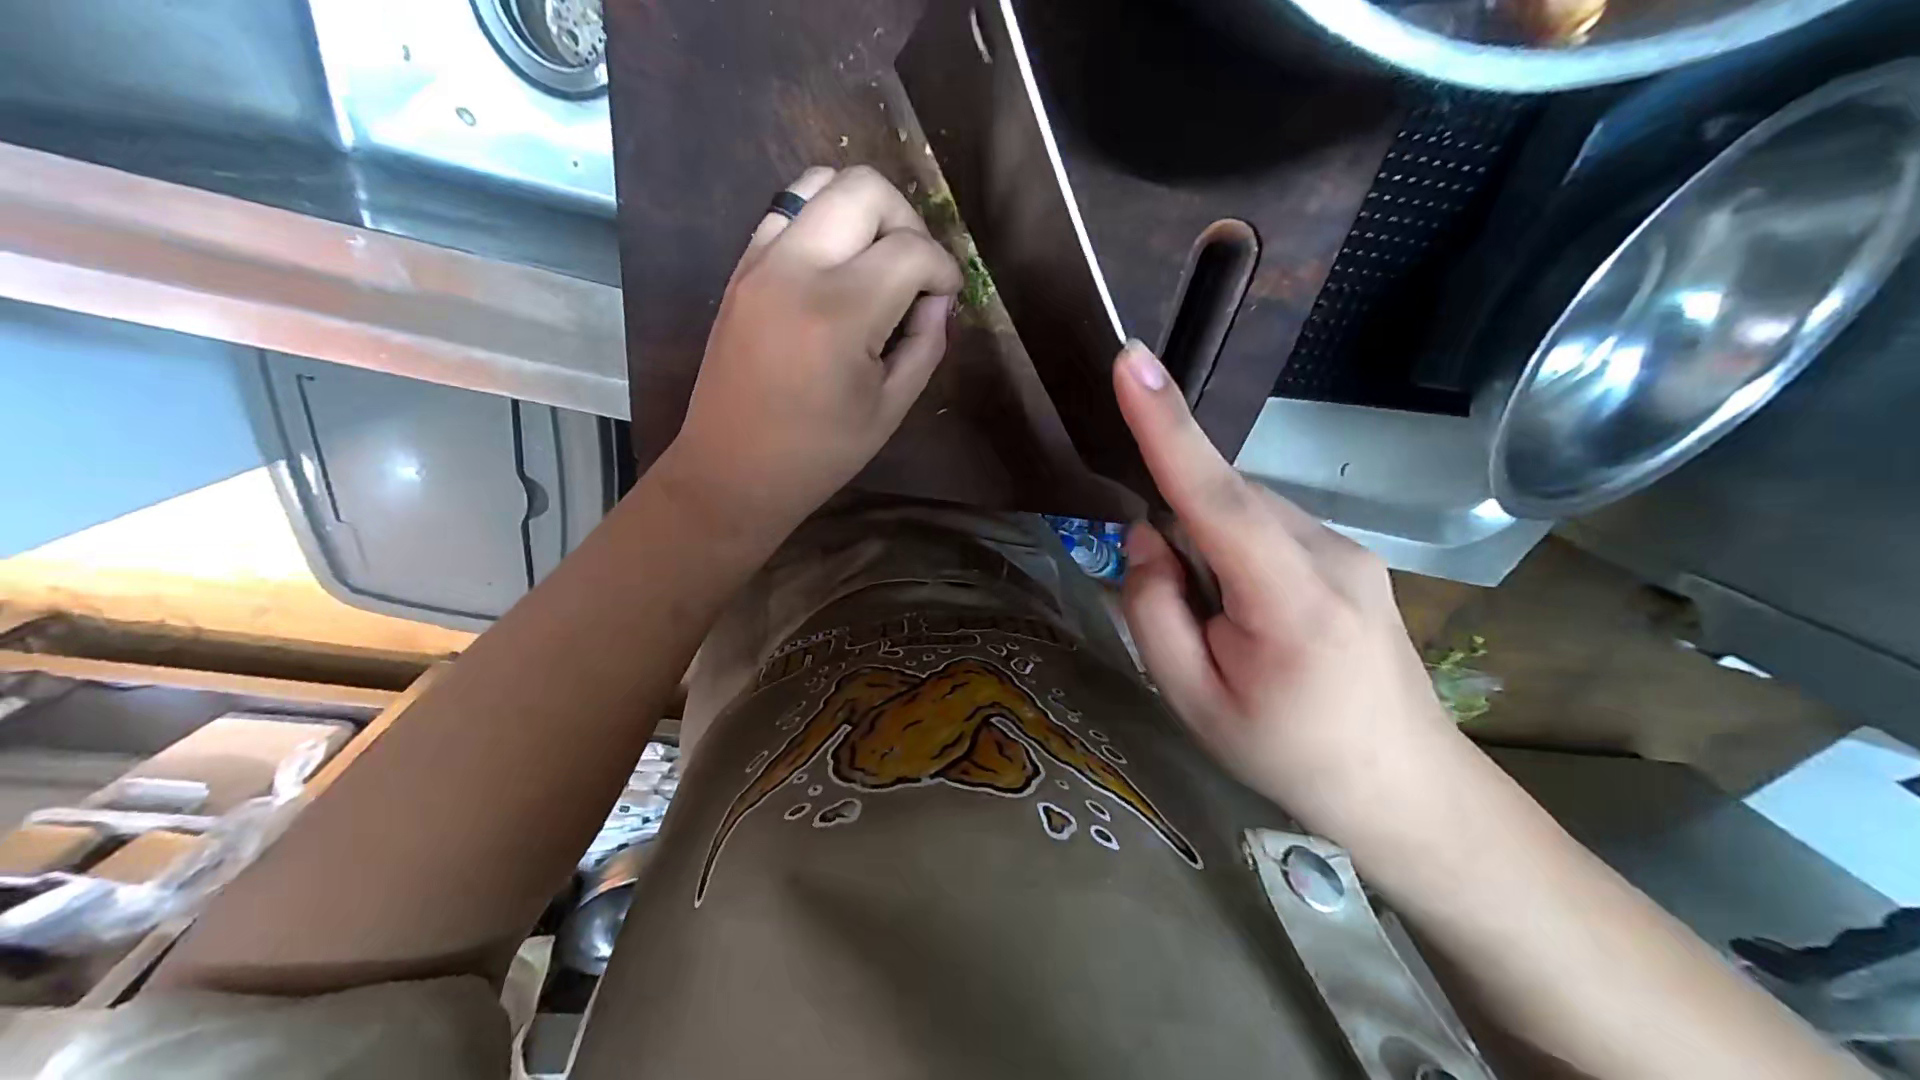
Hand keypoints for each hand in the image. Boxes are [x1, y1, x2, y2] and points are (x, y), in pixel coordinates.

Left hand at [659, 166, 962, 536]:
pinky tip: (835, 268)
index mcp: (840, 314)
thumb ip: (926, 343)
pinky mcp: (741, 267)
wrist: (732, 470)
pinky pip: (787, 210)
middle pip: (865, 188)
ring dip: (863, 210)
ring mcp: (760, 261)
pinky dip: (823, 222)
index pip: (911, 250)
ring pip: (821, 182)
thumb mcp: (891, 407)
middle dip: (907, 221)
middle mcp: (795, 269)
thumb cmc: (819, 453)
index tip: (946, 297)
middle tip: (915, 270)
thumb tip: (938, 299)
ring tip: (876, 260)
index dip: (943, 270)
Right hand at [1111, 341, 1459, 841]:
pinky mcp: (1353, 553)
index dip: (1168, 428)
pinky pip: (1269, 524)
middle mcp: (1329, 553)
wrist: (1404, 788)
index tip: (1132, 363)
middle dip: (1180, 528)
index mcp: (1288, 601)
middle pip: (1223, 501)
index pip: (1215, 496)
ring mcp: (1350, 548)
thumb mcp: (1192, 699)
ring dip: (1208, 545)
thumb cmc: (1286, 754)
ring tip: (1224, 627)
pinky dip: (1235, 549)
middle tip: (1178, 608)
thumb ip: (1153, 609)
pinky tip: (1251, 614)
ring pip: (1245, 511)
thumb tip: (1150, 536)